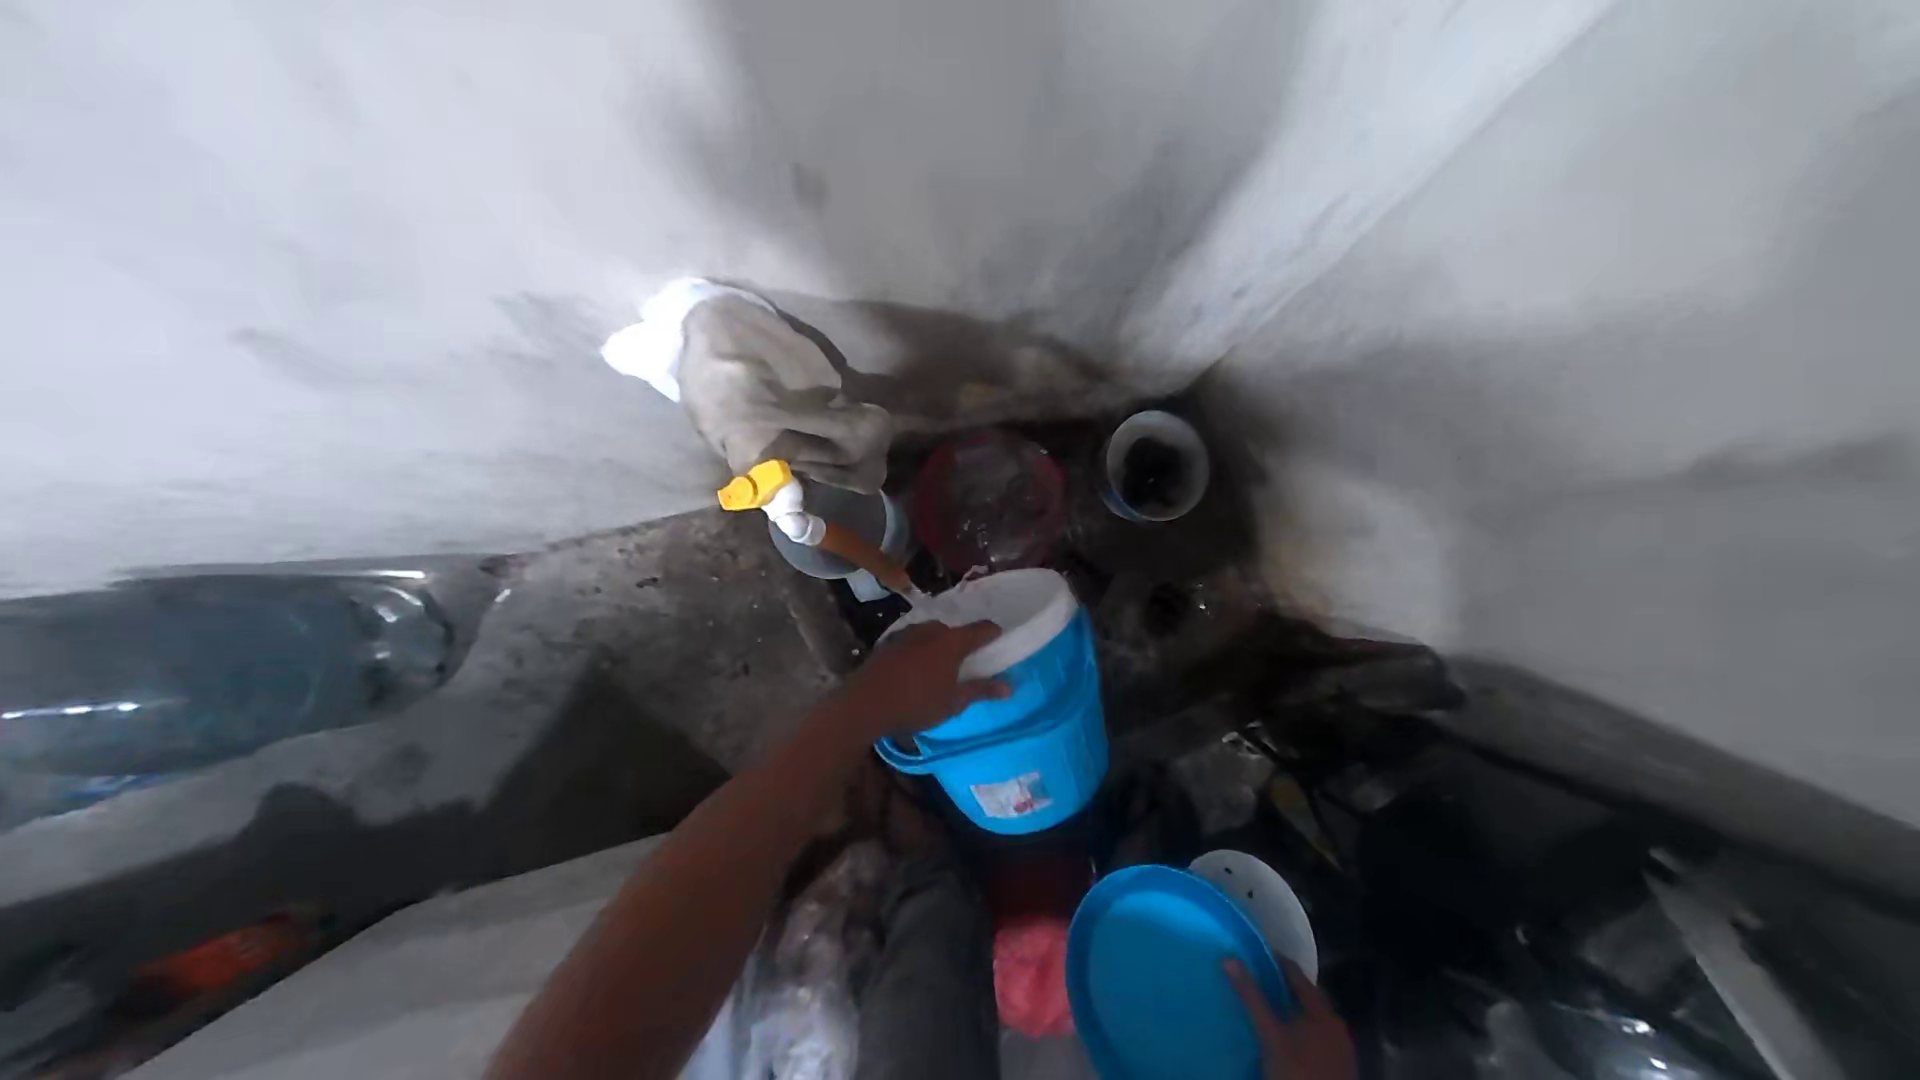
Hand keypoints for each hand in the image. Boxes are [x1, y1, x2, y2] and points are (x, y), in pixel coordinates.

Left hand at [819, 621, 1010, 743]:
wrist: (865, 704)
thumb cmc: (916, 703)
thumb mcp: (953, 702)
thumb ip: (981, 690)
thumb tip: (1009, 686)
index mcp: (952, 641)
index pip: (980, 629)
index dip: (992, 632)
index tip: (997, 638)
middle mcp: (930, 630)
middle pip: (953, 631)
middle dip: (961, 642)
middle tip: (965, 662)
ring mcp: (906, 634)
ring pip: (929, 634)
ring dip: (937, 645)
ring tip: (938, 666)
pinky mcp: (887, 643)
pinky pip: (910, 641)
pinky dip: (917, 650)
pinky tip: (912, 667)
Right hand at [1225, 958, 1355, 1079]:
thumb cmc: (1297, 1073)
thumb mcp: (1269, 1035)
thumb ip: (1251, 996)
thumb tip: (1229, 959)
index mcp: (1323, 1012)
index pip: (1295, 973)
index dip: (1274, 960)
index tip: (1250, 953)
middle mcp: (1335, 1024)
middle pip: (1305, 993)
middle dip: (1281, 983)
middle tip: (1253, 977)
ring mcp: (1340, 1047)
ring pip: (1311, 1014)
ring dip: (1290, 1006)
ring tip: (1263, 1003)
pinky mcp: (1339, 1067)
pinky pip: (1316, 1034)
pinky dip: (1299, 1026)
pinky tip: (1282, 1034)